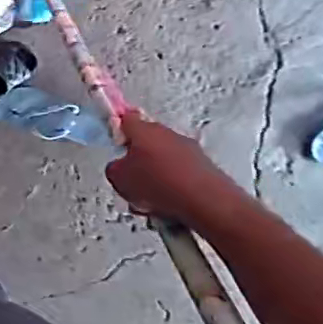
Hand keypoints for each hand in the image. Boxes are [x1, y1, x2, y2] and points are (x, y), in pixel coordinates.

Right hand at [105, 112, 253, 230]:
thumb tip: (120, 168)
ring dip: (157, 173)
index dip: (117, 128)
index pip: (126, 119)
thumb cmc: (160, 185)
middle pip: (147, 141)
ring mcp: (192, 151)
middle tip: (130, 175)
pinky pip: (183, 173)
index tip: (114, 138)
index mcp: (144, 129)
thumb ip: (114, 167)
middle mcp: (169, 134)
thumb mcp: (117, 178)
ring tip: (151, 197)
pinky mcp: (208, 169)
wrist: (208, 205)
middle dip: (138, 157)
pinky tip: (170, 203)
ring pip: (166, 158)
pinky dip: (176, 185)